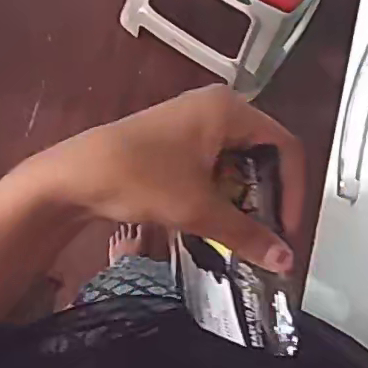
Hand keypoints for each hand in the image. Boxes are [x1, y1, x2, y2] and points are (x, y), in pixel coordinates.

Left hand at [23, 86, 304, 273]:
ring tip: (235, 231)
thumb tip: (285, 260)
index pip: (285, 146)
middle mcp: (215, 107)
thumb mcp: (199, 209)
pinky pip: (214, 164)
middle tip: (264, 233)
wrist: (73, 177)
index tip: (286, 229)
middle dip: (266, 196)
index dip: (294, 190)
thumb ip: (247, 234)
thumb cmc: (140, 178)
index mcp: (229, 109)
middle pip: (263, 153)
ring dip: (242, 198)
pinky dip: (219, 192)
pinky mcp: (175, 138)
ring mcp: (193, 120)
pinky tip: (210, 218)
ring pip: (237, 162)